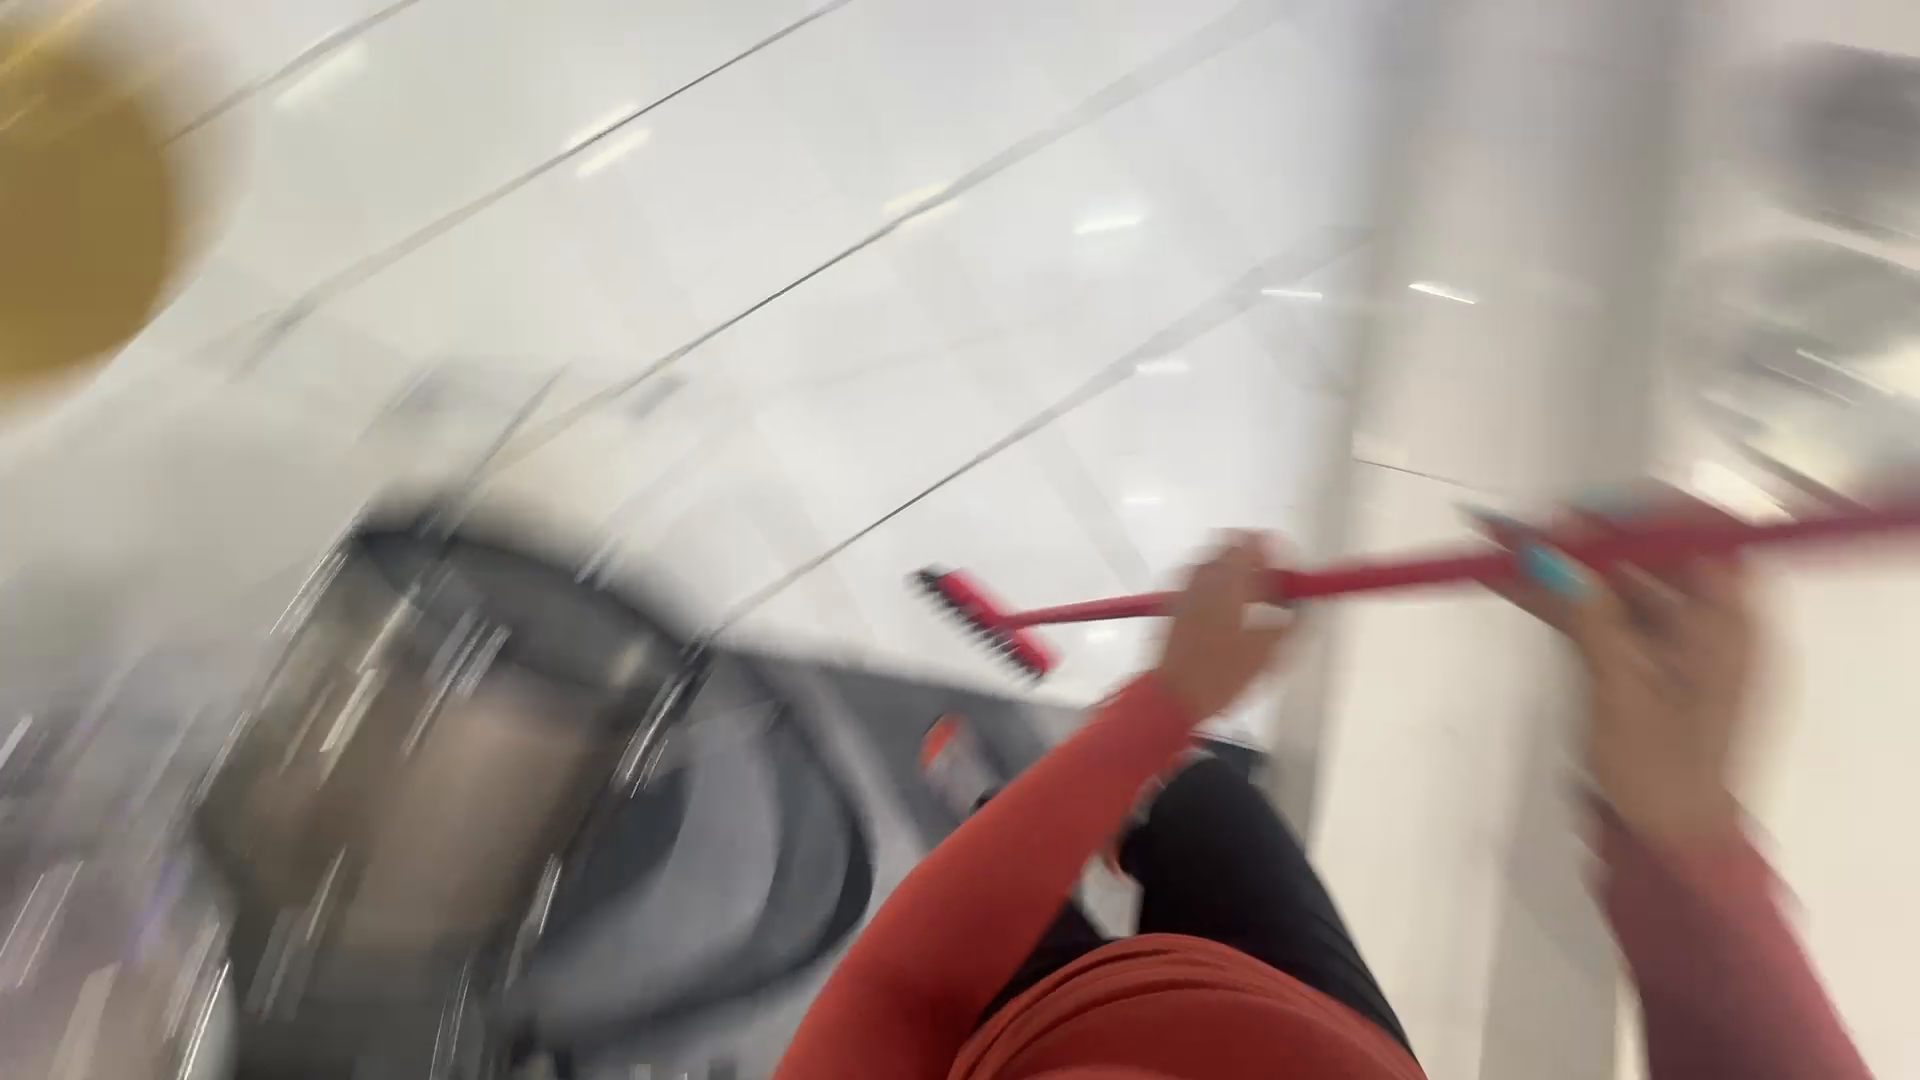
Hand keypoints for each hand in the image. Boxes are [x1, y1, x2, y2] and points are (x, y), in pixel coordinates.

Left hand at [1153, 532, 1292, 720]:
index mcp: (1227, 581)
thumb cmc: (1223, 675)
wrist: (1173, 696)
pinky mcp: (1171, 605)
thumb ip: (1292, 618)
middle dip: (1256, 561)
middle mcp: (1201, 577)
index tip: (1290, 577)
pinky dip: (1216, 586)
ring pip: (1212, 563)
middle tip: (1274, 590)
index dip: (1277, 554)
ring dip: (1235, 573)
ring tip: (1252, 605)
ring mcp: (1182, 589)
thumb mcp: (1270, 651)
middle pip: (1230, 546)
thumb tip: (1302, 601)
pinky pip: (1197, 581)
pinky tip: (1227, 615)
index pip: (1254, 542)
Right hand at [1483, 491, 1756, 842]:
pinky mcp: (1624, 656)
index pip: (1706, 537)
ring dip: (1551, 562)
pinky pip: (1583, 612)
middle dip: (1580, 535)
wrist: (1662, 833)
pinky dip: (1544, 596)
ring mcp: (1659, 640)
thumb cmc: (1659, 766)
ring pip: (1604, 582)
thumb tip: (1547, 552)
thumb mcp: (1623, 689)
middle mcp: (1699, 621)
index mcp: (1728, 625)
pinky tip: (1500, 578)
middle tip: (1517, 528)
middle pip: (1644, 556)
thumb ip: (1589, 615)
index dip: (1648, 513)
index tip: (1584, 510)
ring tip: (1492, 541)